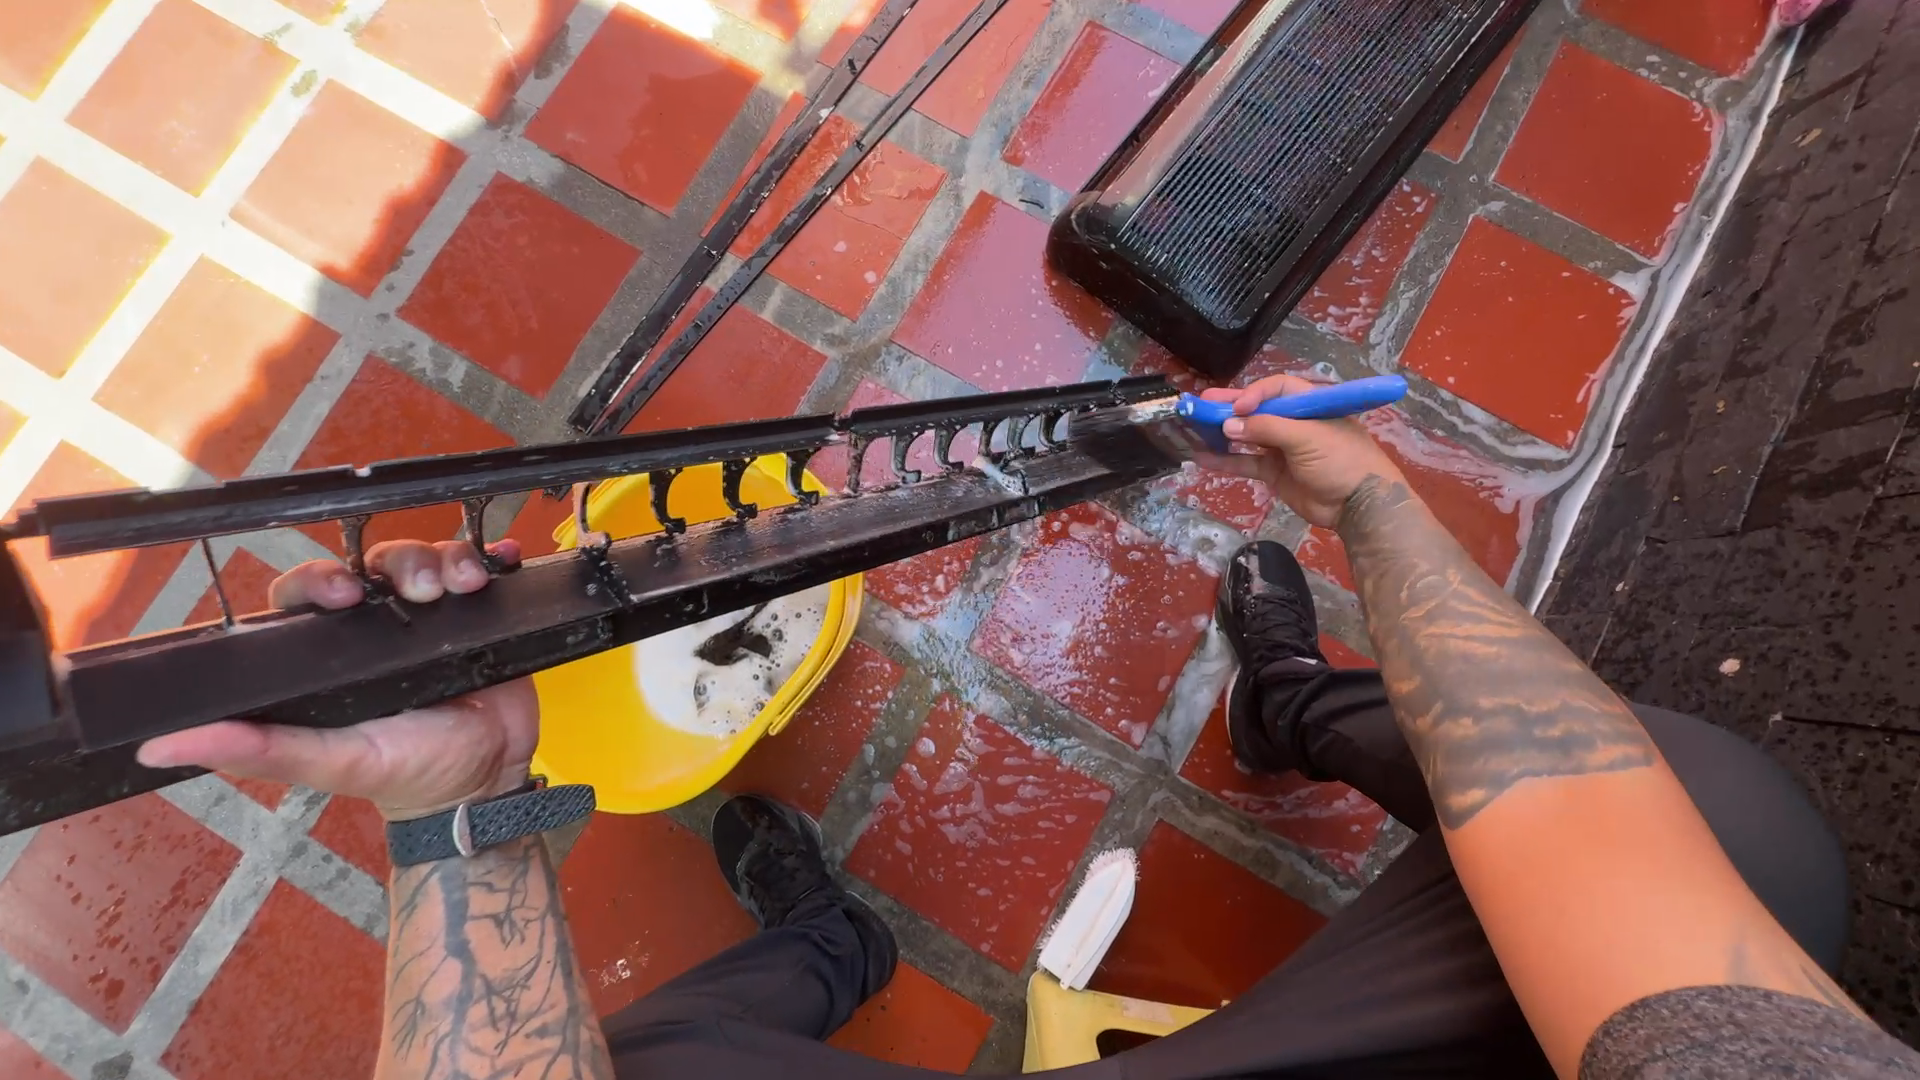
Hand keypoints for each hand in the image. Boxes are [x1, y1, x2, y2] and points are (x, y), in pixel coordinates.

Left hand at [136, 538, 537, 821]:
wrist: (491, 774)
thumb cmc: (411, 771)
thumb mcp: (336, 763)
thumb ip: (263, 750)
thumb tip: (160, 746)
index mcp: (335, 656)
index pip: (310, 595)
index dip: (324, 579)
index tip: (348, 594)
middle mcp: (384, 629)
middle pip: (380, 565)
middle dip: (404, 563)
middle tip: (425, 592)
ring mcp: (437, 621)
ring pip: (433, 560)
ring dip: (451, 559)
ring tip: (469, 585)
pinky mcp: (484, 619)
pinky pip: (488, 573)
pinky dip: (496, 556)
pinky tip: (502, 557)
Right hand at [1196, 374, 1406, 528]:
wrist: (1357, 504)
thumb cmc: (1341, 460)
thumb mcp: (1307, 437)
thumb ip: (1267, 428)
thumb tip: (1228, 425)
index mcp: (1309, 405)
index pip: (1276, 390)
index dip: (1253, 394)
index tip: (1234, 407)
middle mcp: (1293, 422)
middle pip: (1257, 410)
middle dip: (1229, 408)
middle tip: (1201, 404)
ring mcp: (1282, 448)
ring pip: (1247, 436)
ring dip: (1222, 434)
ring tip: (1195, 429)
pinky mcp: (1273, 471)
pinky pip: (1245, 462)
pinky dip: (1225, 461)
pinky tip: (1203, 458)